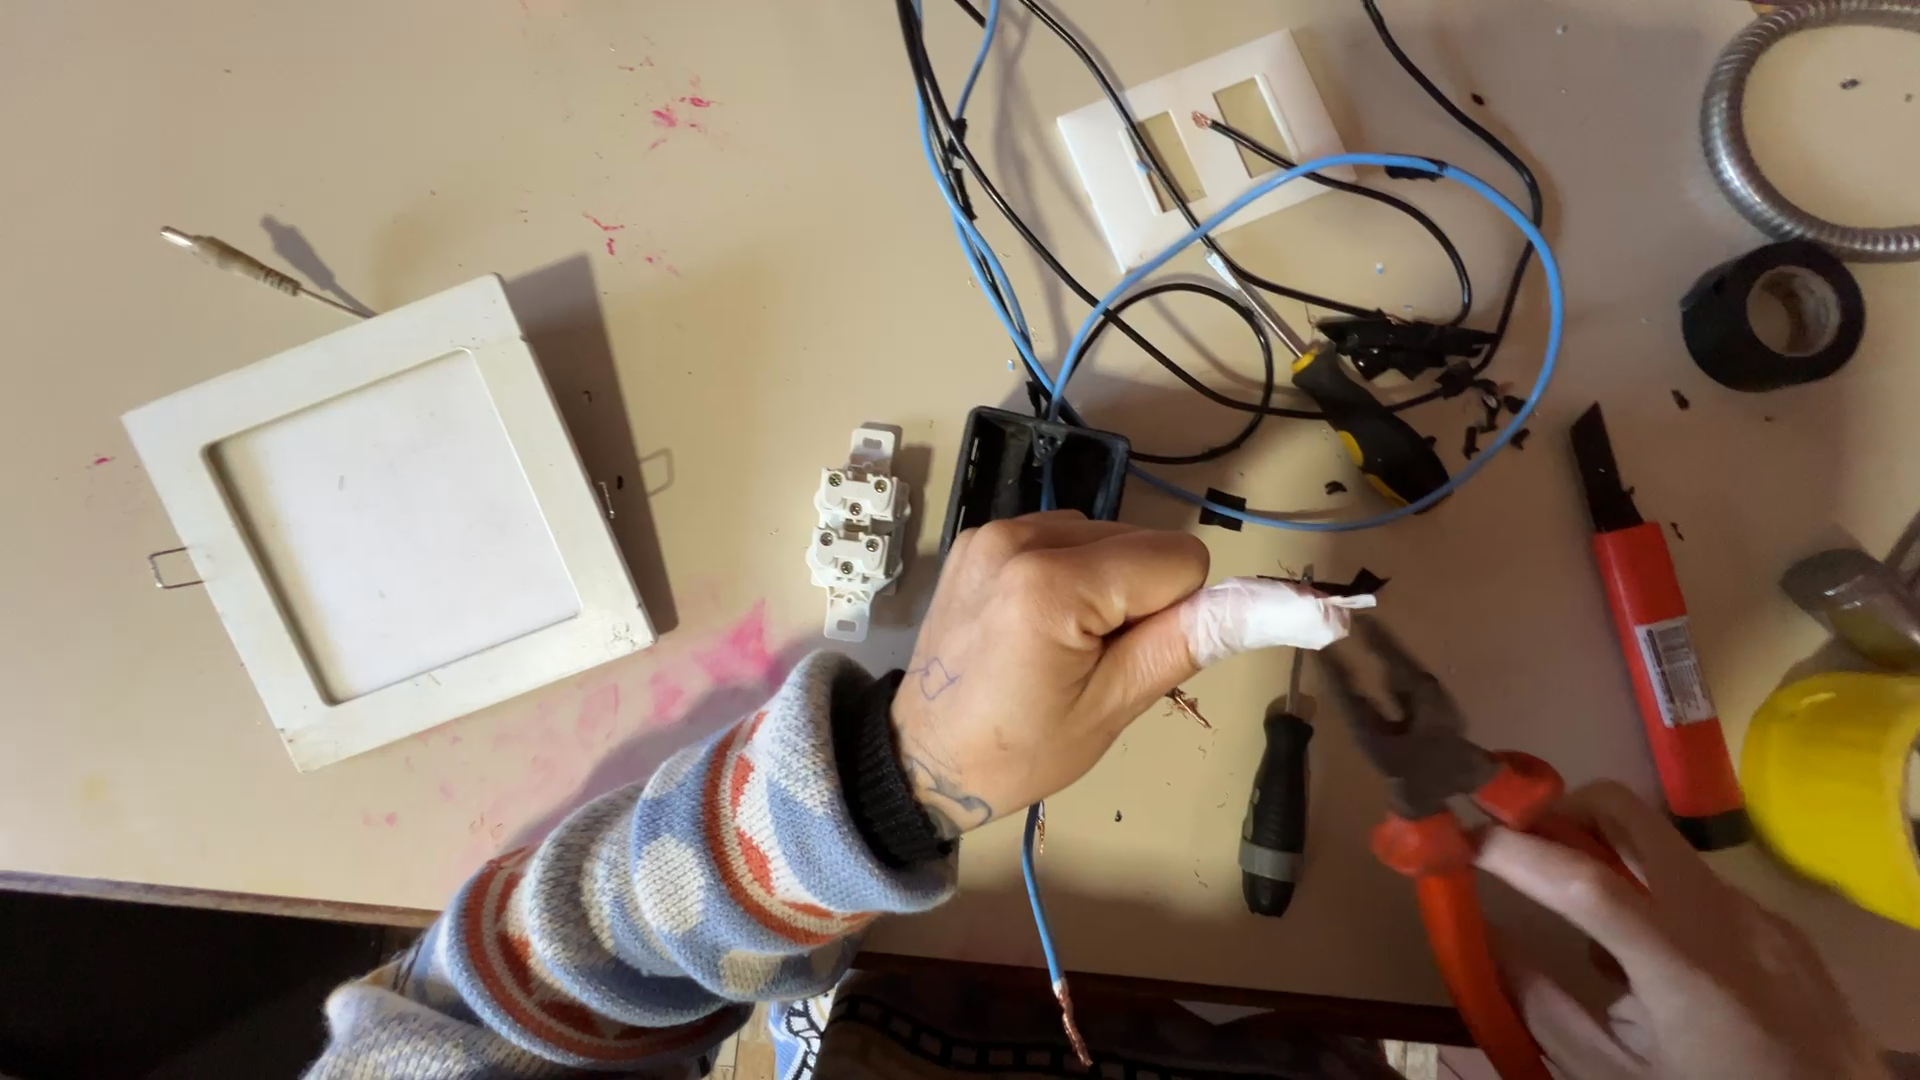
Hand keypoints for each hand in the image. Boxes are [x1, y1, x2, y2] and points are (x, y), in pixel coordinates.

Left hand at [891, 511, 1208, 836]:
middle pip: (1139, 541)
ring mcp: (993, 532)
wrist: (924, 754)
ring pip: (1103, 534)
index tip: (1125, 657)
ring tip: (1059, 642)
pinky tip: (1035, 619)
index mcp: (1053, 582)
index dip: (1172, 613)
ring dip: (1102, 581)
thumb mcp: (1114, 705)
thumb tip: (1294, 604)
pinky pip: (1059, 535)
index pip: (1179, 558)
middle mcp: (1019, 536)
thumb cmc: (1019, 750)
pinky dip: (1065, 570)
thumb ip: (1195, 639)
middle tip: (1088, 658)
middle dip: (1136, 596)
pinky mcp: (980, 538)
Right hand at [1476, 781, 1888, 1079]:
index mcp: (1689, 972)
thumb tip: (1483, 935)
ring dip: (1595, 849)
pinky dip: (1644, 888)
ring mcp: (1763, 921)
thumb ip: (1541, 1005)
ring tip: (1577, 916)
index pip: (1582, 879)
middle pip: (1623, 813)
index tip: (1450, 838)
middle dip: (1552, 811)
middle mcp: (1729, 924)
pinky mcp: (1783, 931)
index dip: (1509, 849)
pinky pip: (1691, 880)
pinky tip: (1642, 951)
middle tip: (1512, 845)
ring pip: (1653, 841)